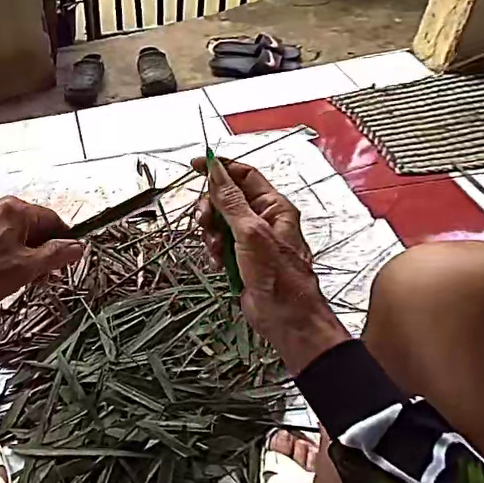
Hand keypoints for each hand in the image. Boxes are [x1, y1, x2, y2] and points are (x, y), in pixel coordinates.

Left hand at [0, 197, 85, 372]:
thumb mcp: (28, 268)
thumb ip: (56, 255)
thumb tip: (76, 247)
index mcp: (14, 209)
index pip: (52, 220)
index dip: (64, 242)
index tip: (68, 260)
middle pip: (35, 227)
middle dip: (44, 252)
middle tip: (45, 276)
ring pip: (18, 237)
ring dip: (27, 257)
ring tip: (24, 280)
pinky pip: (1, 242)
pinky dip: (10, 258)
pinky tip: (6, 277)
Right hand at [194, 156, 349, 372]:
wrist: (285, 317)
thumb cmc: (281, 279)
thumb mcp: (251, 232)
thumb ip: (230, 201)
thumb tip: (217, 172)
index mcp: (274, 207)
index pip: (243, 175)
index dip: (219, 168)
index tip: (198, 165)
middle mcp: (263, 221)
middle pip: (226, 199)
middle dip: (211, 209)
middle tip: (204, 220)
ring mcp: (251, 240)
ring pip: (218, 223)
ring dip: (211, 234)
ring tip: (217, 248)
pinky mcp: (240, 258)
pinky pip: (218, 244)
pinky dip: (213, 251)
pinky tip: (219, 262)